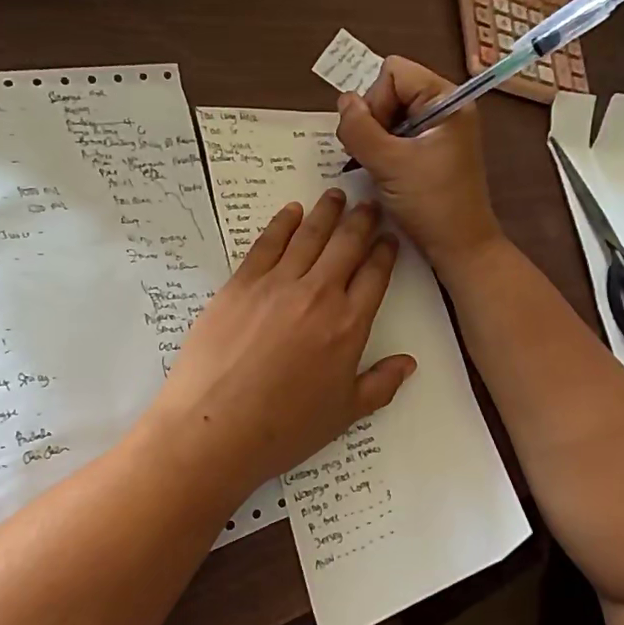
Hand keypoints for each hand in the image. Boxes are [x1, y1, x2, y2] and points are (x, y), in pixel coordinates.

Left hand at [143, 190, 415, 489]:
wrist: (214, 427)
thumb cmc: (282, 429)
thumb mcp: (343, 414)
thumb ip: (380, 385)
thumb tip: (409, 364)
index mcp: (348, 326)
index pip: (375, 275)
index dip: (384, 253)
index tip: (388, 239)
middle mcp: (317, 295)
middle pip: (346, 245)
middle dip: (361, 221)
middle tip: (369, 204)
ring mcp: (276, 285)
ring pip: (309, 236)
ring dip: (326, 213)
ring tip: (336, 195)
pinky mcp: (240, 284)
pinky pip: (266, 244)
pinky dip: (282, 223)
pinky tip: (292, 212)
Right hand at [336, 56, 505, 271]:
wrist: (459, 246)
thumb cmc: (432, 204)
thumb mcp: (389, 164)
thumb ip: (360, 129)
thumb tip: (343, 100)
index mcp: (445, 100)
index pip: (393, 72)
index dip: (375, 100)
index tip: (376, 137)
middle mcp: (443, 108)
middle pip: (389, 89)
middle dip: (372, 118)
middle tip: (372, 154)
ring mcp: (436, 130)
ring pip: (387, 113)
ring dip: (373, 137)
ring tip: (375, 165)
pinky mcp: (428, 150)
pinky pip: (394, 134)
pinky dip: (380, 149)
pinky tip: (380, 171)